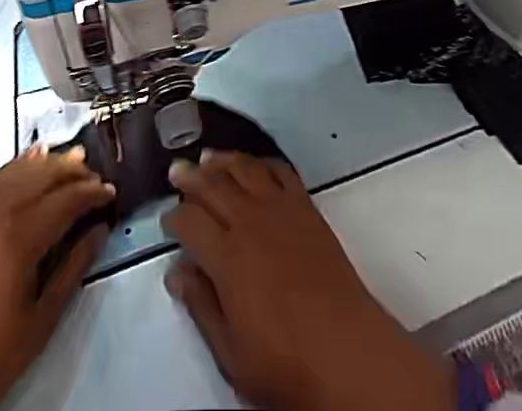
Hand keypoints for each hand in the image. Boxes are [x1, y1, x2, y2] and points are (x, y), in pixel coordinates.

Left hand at [0, 146, 113, 410]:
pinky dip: (12, 169)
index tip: (109, 191)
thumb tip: (95, 235)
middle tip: (93, 172)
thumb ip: (72, 269)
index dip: (90, 193)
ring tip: (66, 158)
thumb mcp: (40, 321)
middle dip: (68, 170)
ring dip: (41, 164)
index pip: (63, 201)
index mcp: (17, 239)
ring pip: (12, 173)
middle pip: (37, 177)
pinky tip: (23, 167)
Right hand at [162, 151, 453, 410]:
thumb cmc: (289, 365)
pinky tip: (256, 165)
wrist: (354, 360)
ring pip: (244, 171)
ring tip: (207, 157)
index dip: (172, 218)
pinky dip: (265, 163)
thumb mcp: (232, 354)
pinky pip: (283, 173)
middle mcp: (250, 225)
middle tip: (176, 171)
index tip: (168, 222)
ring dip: (222, 161)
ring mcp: (282, 214)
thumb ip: (201, 307)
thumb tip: (177, 273)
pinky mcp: (309, 213)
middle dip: (189, 176)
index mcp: (226, 257)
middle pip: (212, 186)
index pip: (188, 220)